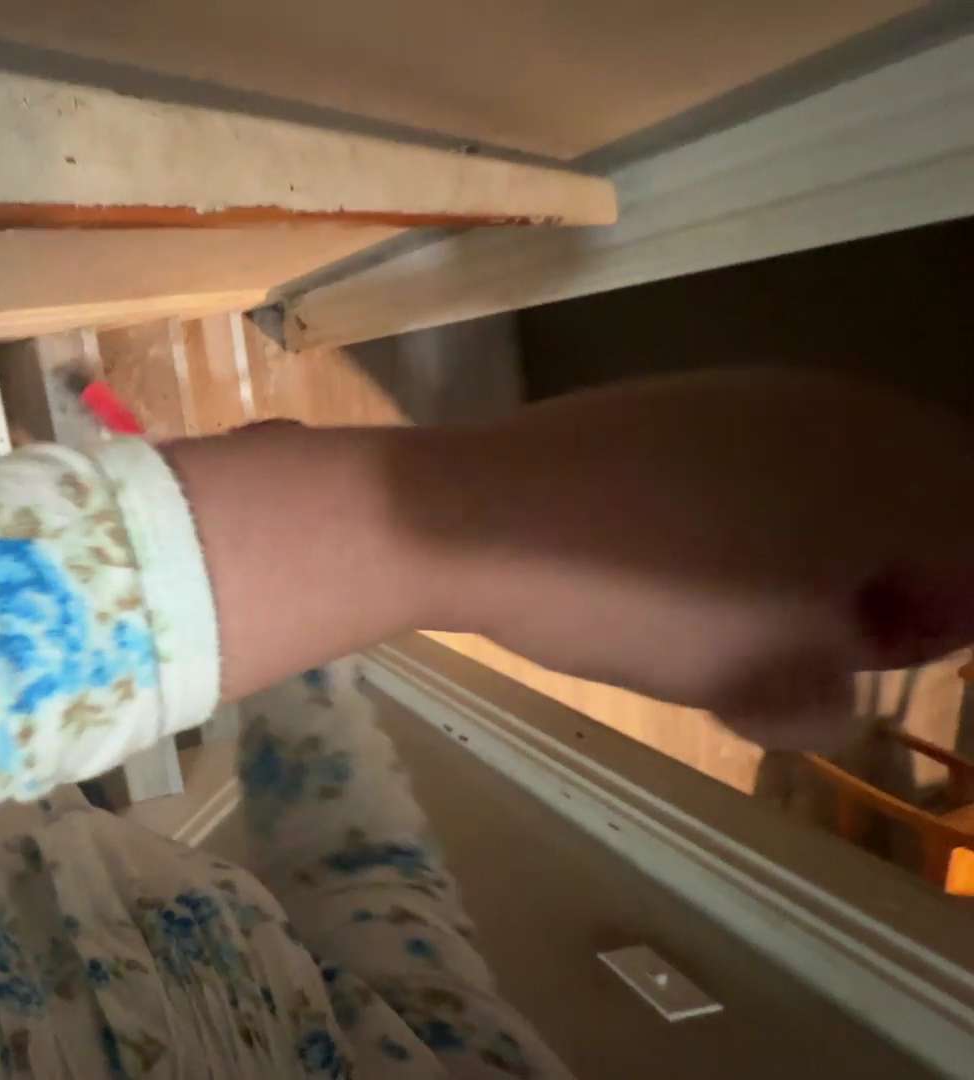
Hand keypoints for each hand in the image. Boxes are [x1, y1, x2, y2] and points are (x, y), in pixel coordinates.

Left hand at [394, 369, 973, 747]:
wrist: (462, 515)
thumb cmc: (634, 593)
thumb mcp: (754, 679)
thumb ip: (815, 700)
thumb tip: (807, 699)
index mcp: (897, 465)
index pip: (971, 557)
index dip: (921, 628)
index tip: (836, 666)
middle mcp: (817, 409)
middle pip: (880, 515)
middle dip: (837, 589)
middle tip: (762, 644)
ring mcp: (710, 397)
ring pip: (779, 494)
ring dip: (752, 559)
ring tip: (679, 612)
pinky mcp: (626, 407)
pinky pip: (692, 476)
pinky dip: (680, 525)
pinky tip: (620, 563)